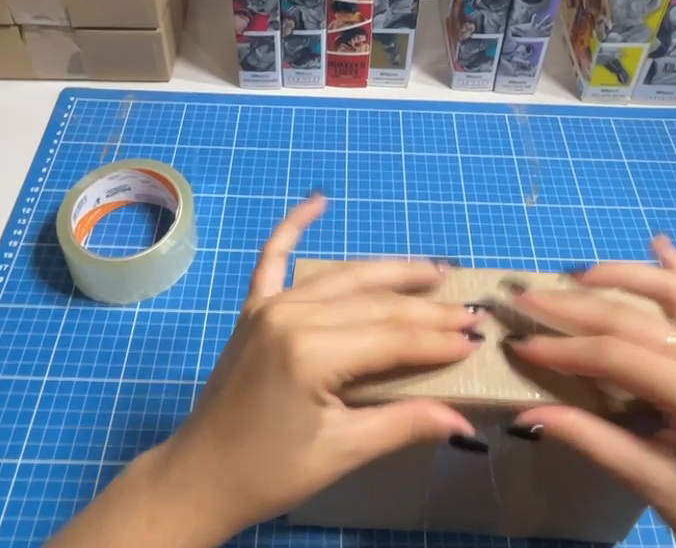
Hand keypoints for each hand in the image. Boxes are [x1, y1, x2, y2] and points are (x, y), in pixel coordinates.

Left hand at [53, 194, 479, 546]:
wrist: (199, 476)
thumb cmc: (270, 472)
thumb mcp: (341, 452)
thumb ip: (402, 424)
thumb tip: (463, 421)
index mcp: (312, 352)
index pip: (392, 337)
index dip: (437, 339)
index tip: (476, 337)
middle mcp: (292, 314)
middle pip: (374, 303)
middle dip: (425, 308)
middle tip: (468, 307)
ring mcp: (270, 304)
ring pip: (342, 278)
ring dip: (389, 271)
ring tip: (432, 269)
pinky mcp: (254, 306)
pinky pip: (274, 257)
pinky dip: (294, 226)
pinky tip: (317, 200)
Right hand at [506, 235, 675, 547]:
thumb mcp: (654, 486)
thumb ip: (592, 440)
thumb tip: (525, 415)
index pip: (616, 355)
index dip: (563, 348)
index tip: (519, 342)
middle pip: (633, 318)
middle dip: (574, 306)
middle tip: (525, 298)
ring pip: (671, 293)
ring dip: (623, 276)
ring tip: (578, 274)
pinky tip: (659, 243)